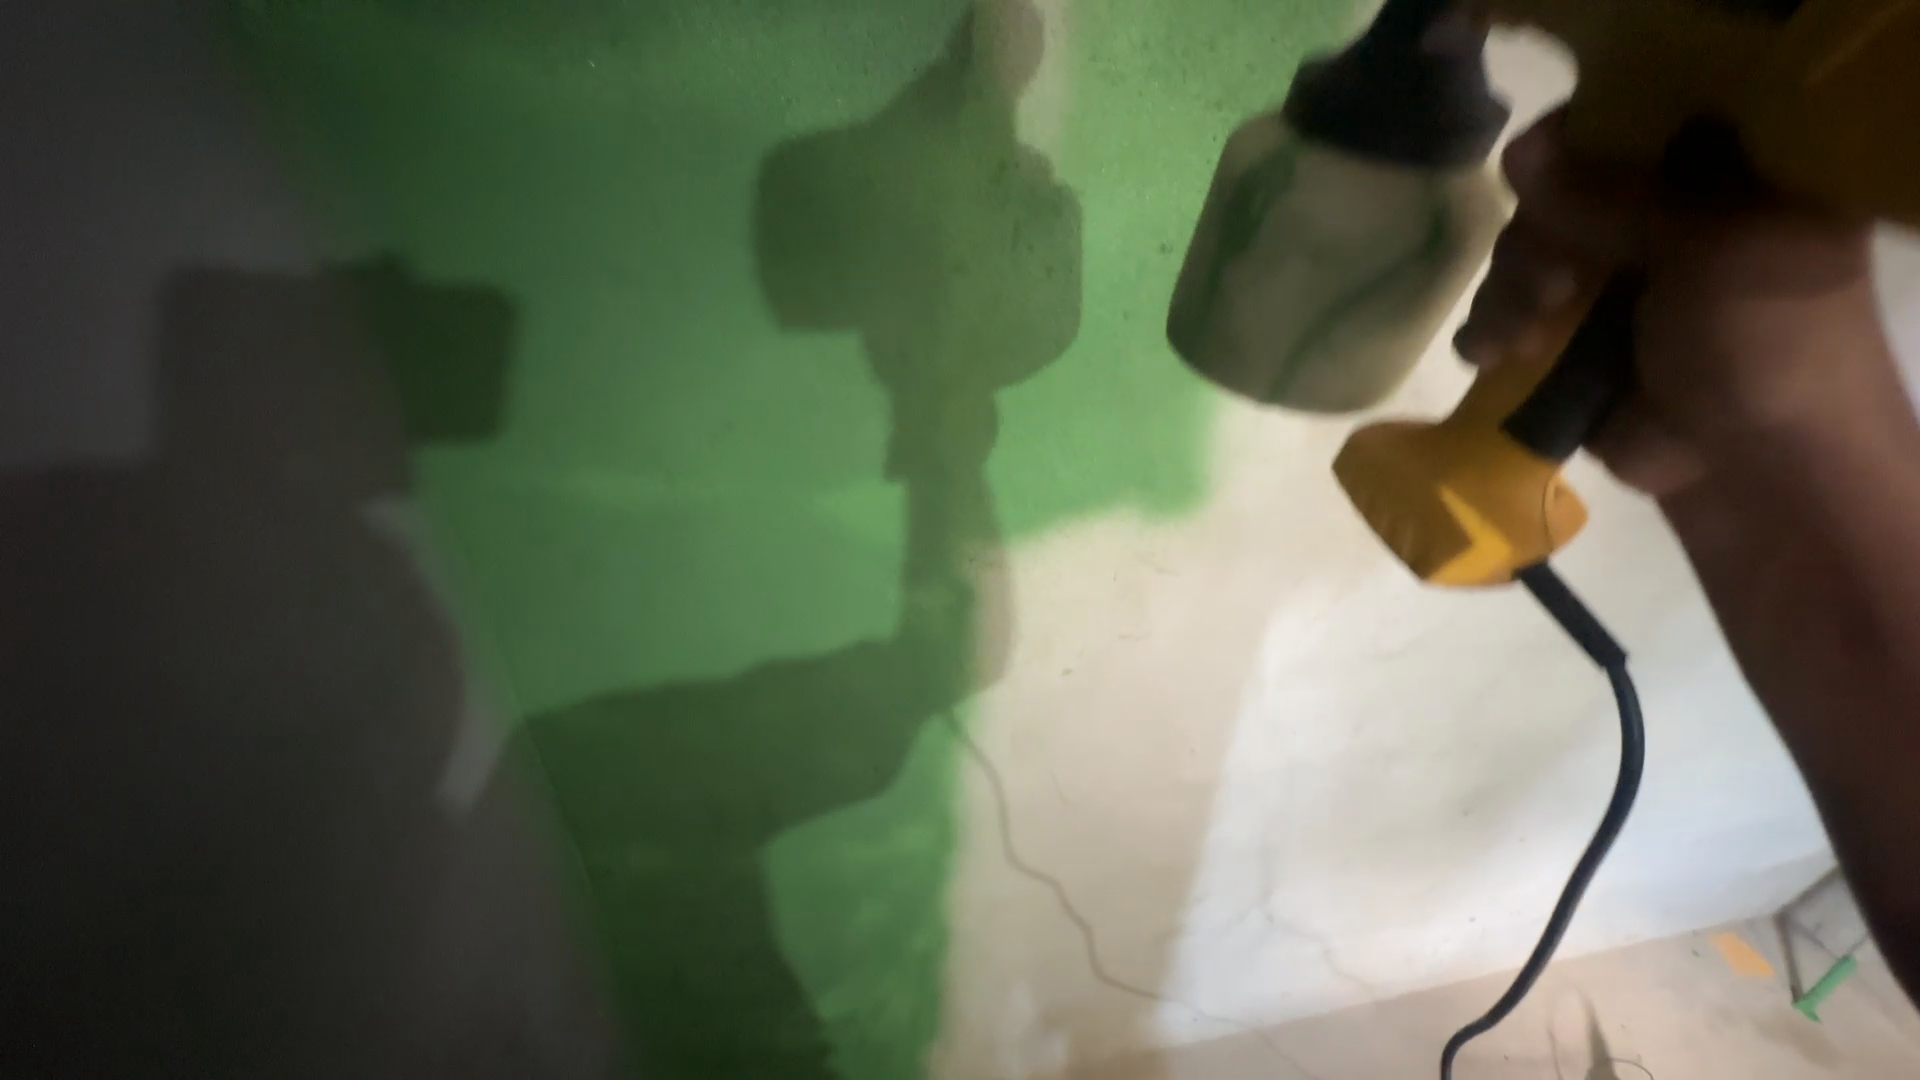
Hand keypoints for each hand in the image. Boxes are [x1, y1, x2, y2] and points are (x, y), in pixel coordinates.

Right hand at [1453, 111, 1905, 499]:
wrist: (1742, 464)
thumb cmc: (1763, 346)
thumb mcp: (1712, 252)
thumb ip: (1617, 199)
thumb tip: (1519, 150)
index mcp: (1721, 178)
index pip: (1631, 124)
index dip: (1578, 143)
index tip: (1541, 178)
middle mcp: (1654, 220)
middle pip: (1556, 198)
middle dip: (1536, 245)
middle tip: (1555, 289)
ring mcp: (1601, 282)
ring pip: (1516, 260)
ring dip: (1505, 298)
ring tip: (1519, 341)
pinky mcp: (1560, 338)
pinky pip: (1496, 318)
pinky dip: (1484, 336)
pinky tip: (1491, 357)